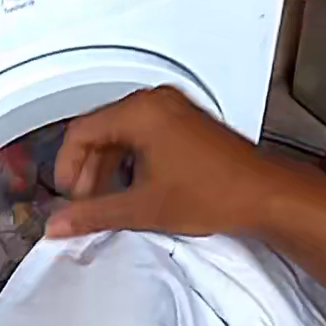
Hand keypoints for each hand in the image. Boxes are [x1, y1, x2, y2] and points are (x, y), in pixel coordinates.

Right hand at [47, 87, 311, 239]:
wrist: (263, 196)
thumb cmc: (218, 192)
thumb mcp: (143, 208)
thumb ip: (94, 215)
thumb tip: (61, 223)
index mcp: (141, 112)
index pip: (81, 132)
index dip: (65, 167)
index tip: (66, 195)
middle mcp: (156, 103)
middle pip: (99, 131)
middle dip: (86, 171)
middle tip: (83, 203)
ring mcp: (174, 111)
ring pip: (121, 135)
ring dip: (107, 168)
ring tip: (106, 201)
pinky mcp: (186, 125)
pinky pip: (143, 137)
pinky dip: (129, 163)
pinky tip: (132, 191)